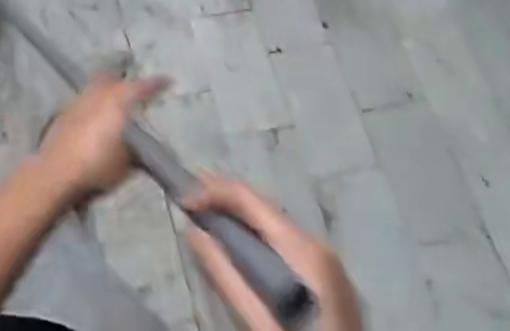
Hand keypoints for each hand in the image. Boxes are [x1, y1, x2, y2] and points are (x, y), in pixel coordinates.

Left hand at [35, 73, 169, 198]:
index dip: (157, 84)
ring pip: (97, 85)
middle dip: (124, 81)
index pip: (143, 87)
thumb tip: (147, 145)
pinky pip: (85, 98)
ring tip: (114, 104)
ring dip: (107, 90)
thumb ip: (139, 150)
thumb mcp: (127, 163)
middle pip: (114, 77)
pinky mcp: (66, 109)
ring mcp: (80, 98)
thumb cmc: (97, 164)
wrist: (57, 169)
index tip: (168, 80)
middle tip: (134, 91)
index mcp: (119, 99)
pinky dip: (93, 103)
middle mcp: (99, 92)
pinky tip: (95, 117)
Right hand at [184, 174, 361, 330]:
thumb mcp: (260, 326)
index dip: (213, 192)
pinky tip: (236, 240)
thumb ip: (227, 277)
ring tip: (204, 210)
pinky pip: (283, 244)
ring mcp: (326, 263)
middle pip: (263, 207)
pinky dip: (255, 236)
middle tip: (188, 196)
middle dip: (224, 198)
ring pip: (272, 224)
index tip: (183, 200)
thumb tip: (194, 231)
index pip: (251, 200)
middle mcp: (318, 246)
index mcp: (305, 252)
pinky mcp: (326, 281)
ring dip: (237, 215)